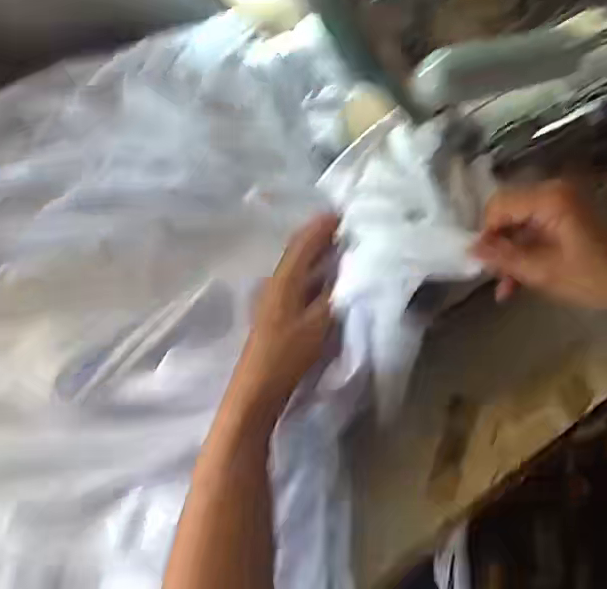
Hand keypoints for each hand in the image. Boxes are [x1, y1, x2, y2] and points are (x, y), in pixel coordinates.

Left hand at [229, 213, 337, 415]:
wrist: (255, 393)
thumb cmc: (288, 355)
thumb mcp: (320, 322)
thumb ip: (335, 292)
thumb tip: (351, 267)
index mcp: (285, 278)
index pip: (304, 241)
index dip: (323, 225)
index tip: (345, 213)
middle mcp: (275, 281)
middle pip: (298, 248)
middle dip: (320, 234)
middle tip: (346, 226)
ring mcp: (272, 296)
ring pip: (297, 263)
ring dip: (317, 251)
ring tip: (341, 245)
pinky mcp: (274, 311)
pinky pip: (297, 277)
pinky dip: (313, 268)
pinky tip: (327, 275)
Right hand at [473, 181, 606, 310]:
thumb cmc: (594, 276)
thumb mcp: (544, 272)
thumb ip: (506, 258)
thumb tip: (472, 251)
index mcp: (548, 198)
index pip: (499, 205)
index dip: (486, 233)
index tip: (481, 263)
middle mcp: (552, 190)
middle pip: (507, 210)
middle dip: (497, 244)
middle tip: (492, 276)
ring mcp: (559, 200)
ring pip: (517, 220)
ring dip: (510, 251)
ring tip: (506, 287)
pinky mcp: (564, 212)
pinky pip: (533, 225)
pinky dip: (525, 248)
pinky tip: (519, 279)